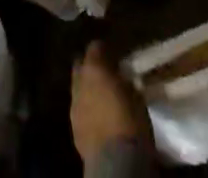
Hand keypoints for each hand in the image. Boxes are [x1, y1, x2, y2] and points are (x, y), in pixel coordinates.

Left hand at [71, 41, 147, 163]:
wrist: (115, 160)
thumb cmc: (130, 120)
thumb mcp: (135, 93)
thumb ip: (122, 79)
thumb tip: (120, 76)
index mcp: (94, 69)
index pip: (94, 47)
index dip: (103, 48)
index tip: (113, 52)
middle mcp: (79, 83)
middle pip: (79, 65)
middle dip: (89, 65)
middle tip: (105, 70)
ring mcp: (73, 105)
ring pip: (77, 87)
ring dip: (87, 87)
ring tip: (101, 93)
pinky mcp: (72, 126)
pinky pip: (78, 108)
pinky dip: (86, 106)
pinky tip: (96, 113)